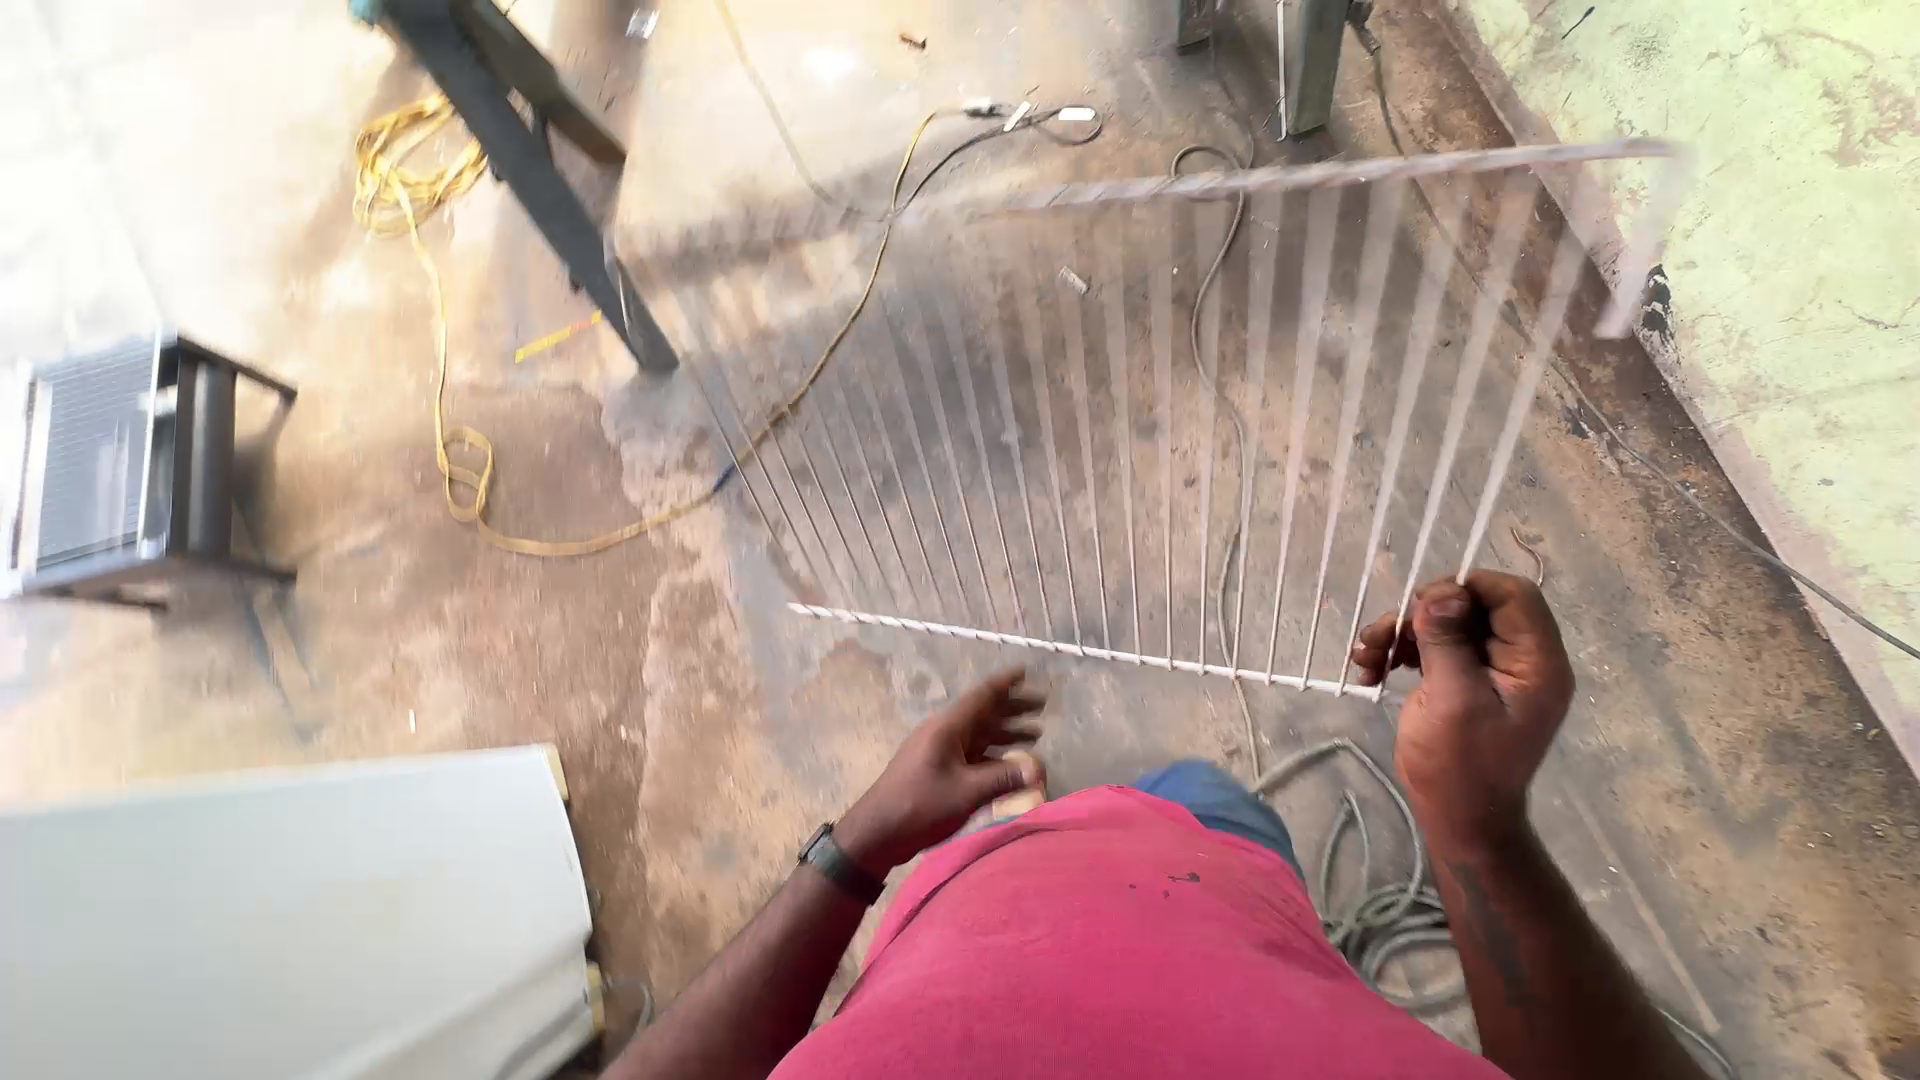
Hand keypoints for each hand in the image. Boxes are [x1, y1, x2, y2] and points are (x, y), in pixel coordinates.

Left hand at [835, 668, 1045, 874]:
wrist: (878, 832)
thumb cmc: (920, 805)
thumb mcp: (966, 792)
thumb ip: (1004, 778)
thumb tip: (1040, 768)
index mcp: (948, 727)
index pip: (982, 696)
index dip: (1005, 683)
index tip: (1026, 671)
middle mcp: (944, 732)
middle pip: (984, 713)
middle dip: (1013, 708)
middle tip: (1042, 704)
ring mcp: (939, 751)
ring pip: (979, 734)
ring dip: (1005, 732)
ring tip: (1035, 732)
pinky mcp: (938, 769)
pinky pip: (972, 753)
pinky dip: (993, 754)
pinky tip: (1010, 763)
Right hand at [1349, 571, 1574, 849]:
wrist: (1456, 815)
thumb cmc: (1461, 763)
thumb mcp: (1453, 698)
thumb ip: (1448, 641)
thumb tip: (1442, 591)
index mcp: (1535, 662)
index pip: (1513, 596)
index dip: (1467, 587)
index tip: (1421, 602)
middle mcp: (1516, 658)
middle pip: (1471, 605)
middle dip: (1422, 613)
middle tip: (1388, 634)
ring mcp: (1486, 669)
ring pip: (1442, 623)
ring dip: (1400, 632)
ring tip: (1367, 655)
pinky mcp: (1458, 679)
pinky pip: (1428, 646)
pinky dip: (1396, 651)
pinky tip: (1370, 670)